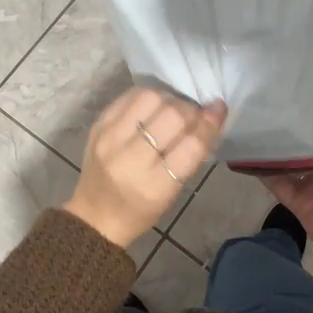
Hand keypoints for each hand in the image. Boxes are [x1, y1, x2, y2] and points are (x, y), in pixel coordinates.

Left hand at [65, 87, 225, 247]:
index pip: (191, 146)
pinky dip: (147, 97)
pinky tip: (153, 107)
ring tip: (172, 109)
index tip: (218, 109)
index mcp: (154, 186)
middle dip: (190, 110)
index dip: (209, 123)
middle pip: (172, 116)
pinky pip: (128, 96)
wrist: (95, 216)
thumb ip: (191, 154)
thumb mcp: (172, 192)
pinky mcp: (98, 126)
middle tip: (193, 115)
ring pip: (149, 98)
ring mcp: (109, 139)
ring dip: (169, 99)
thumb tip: (212, 113)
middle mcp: (130, 159)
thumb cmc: (141, 210)